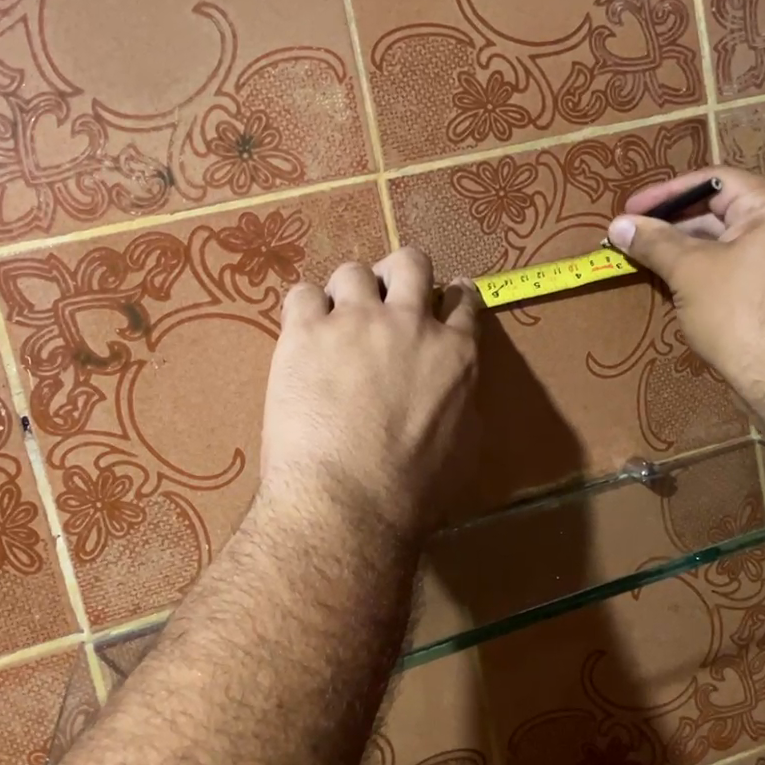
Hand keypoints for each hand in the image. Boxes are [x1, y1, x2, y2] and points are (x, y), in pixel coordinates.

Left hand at [258, 248, 481, 540]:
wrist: (347, 500)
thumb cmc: (412, 492)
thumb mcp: (463, 448)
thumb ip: (461, 400)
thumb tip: (450, 384)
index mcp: (455, 355)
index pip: (461, 302)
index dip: (448, 296)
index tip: (438, 298)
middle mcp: (409, 324)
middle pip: (410, 263)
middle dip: (398, 273)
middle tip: (383, 295)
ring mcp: (356, 321)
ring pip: (353, 271)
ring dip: (346, 292)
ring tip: (333, 321)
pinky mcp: (307, 331)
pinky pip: (301, 294)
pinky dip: (303, 310)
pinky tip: (301, 334)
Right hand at [607, 166, 764, 398]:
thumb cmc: (742, 315)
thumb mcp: (689, 272)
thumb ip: (653, 242)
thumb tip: (618, 225)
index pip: (715, 180)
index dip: (665, 196)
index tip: (628, 212)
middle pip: (729, 208)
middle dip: (678, 225)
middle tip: (636, 239)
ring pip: (740, 237)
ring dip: (696, 248)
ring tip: (654, 261)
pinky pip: (756, 261)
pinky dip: (721, 265)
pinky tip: (688, 282)